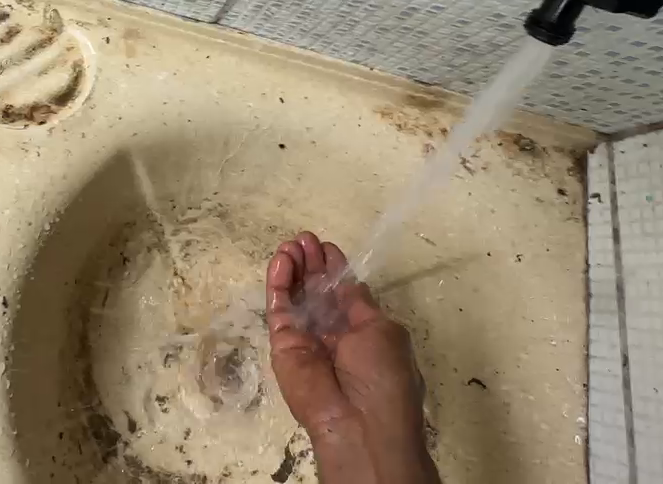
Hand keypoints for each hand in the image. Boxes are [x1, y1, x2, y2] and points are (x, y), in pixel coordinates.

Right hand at [266, 233, 437, 483]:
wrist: (359, 424)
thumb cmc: (383, 378)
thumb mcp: (384, 332)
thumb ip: (359, 302)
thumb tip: (345, 280)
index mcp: (362, 330)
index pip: (342, 291)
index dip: (334, 267)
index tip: (326, 246)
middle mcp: (332, 330)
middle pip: (316, 287)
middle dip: (312, 261)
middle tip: (305, 238)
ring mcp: (305, 334)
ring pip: (295, 292)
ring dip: (294, 265)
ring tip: (292, 244)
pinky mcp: (282, 339)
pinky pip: (278, 304)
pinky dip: (278, 280)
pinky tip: (282, 260)